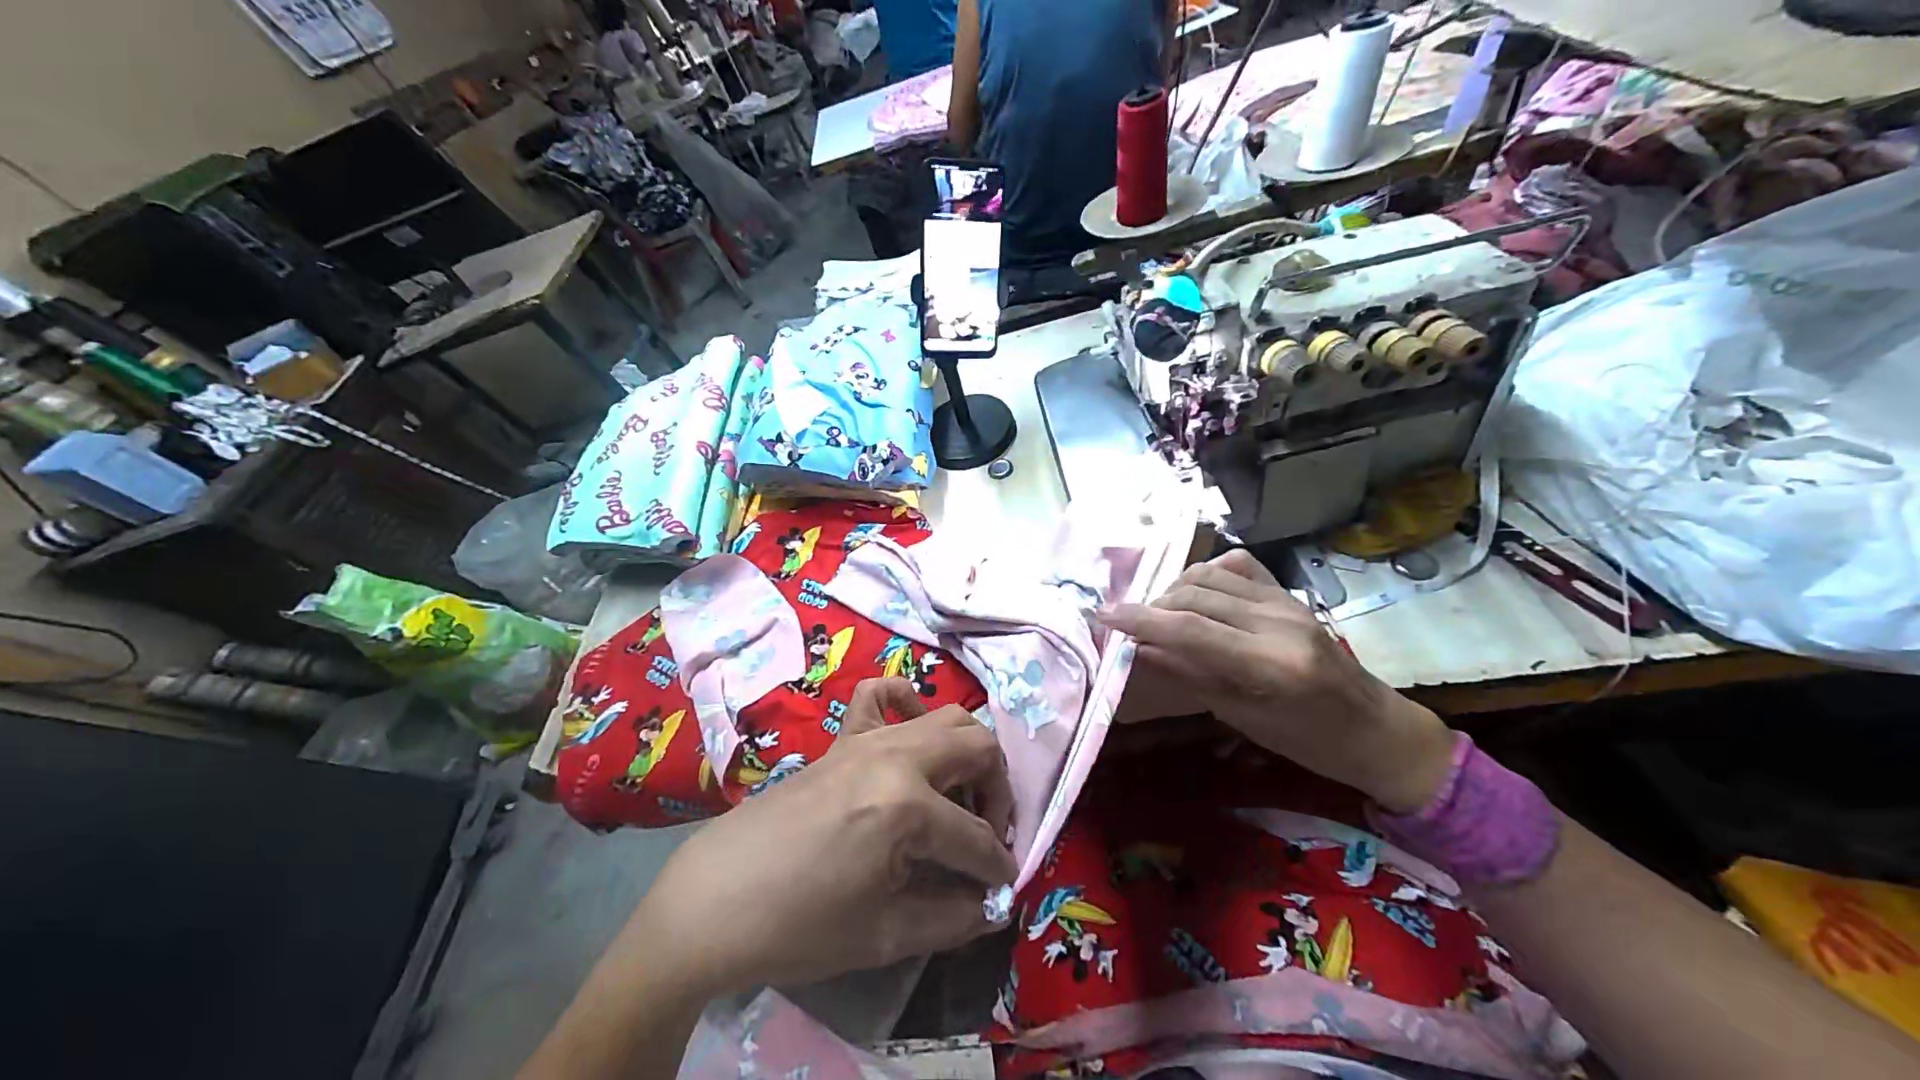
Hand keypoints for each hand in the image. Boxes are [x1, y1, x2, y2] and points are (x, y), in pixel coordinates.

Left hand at [632, 679, 1015, 995]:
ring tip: (957, 799)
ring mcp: (866, 739)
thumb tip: (992, 906)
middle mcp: (895, 755)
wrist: (715, 901)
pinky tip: (910, 739)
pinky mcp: (841, 739)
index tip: (1002, 890)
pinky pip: (881, 695)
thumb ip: (952, 918)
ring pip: (945, 717)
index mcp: (907, 805)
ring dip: (966, 754)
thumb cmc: (798, 925)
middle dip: (998, 792)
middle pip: (978, 747)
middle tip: (987, 834)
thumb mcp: (884, 935)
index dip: (997, 868)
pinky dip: (907, 704)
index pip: (977, 836)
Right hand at [1098, 549, 1454, 813]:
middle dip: (1149, 607)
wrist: (1377, 729)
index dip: (1139, 621)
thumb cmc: (1311, 742)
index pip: (1189, 629)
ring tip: (1157, 617)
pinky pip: (1236, 567)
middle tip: (1126, 627)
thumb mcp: (1244, 719)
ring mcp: (1286, 601)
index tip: (1102, 617)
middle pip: (1192, 595)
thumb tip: (1140, 649)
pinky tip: (1194, 595)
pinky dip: (1205, 575)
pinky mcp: (1289, 594)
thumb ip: (1192, 675)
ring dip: (1172, 591)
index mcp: (1271, 663)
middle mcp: (1278, 621)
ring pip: (1208, 576)